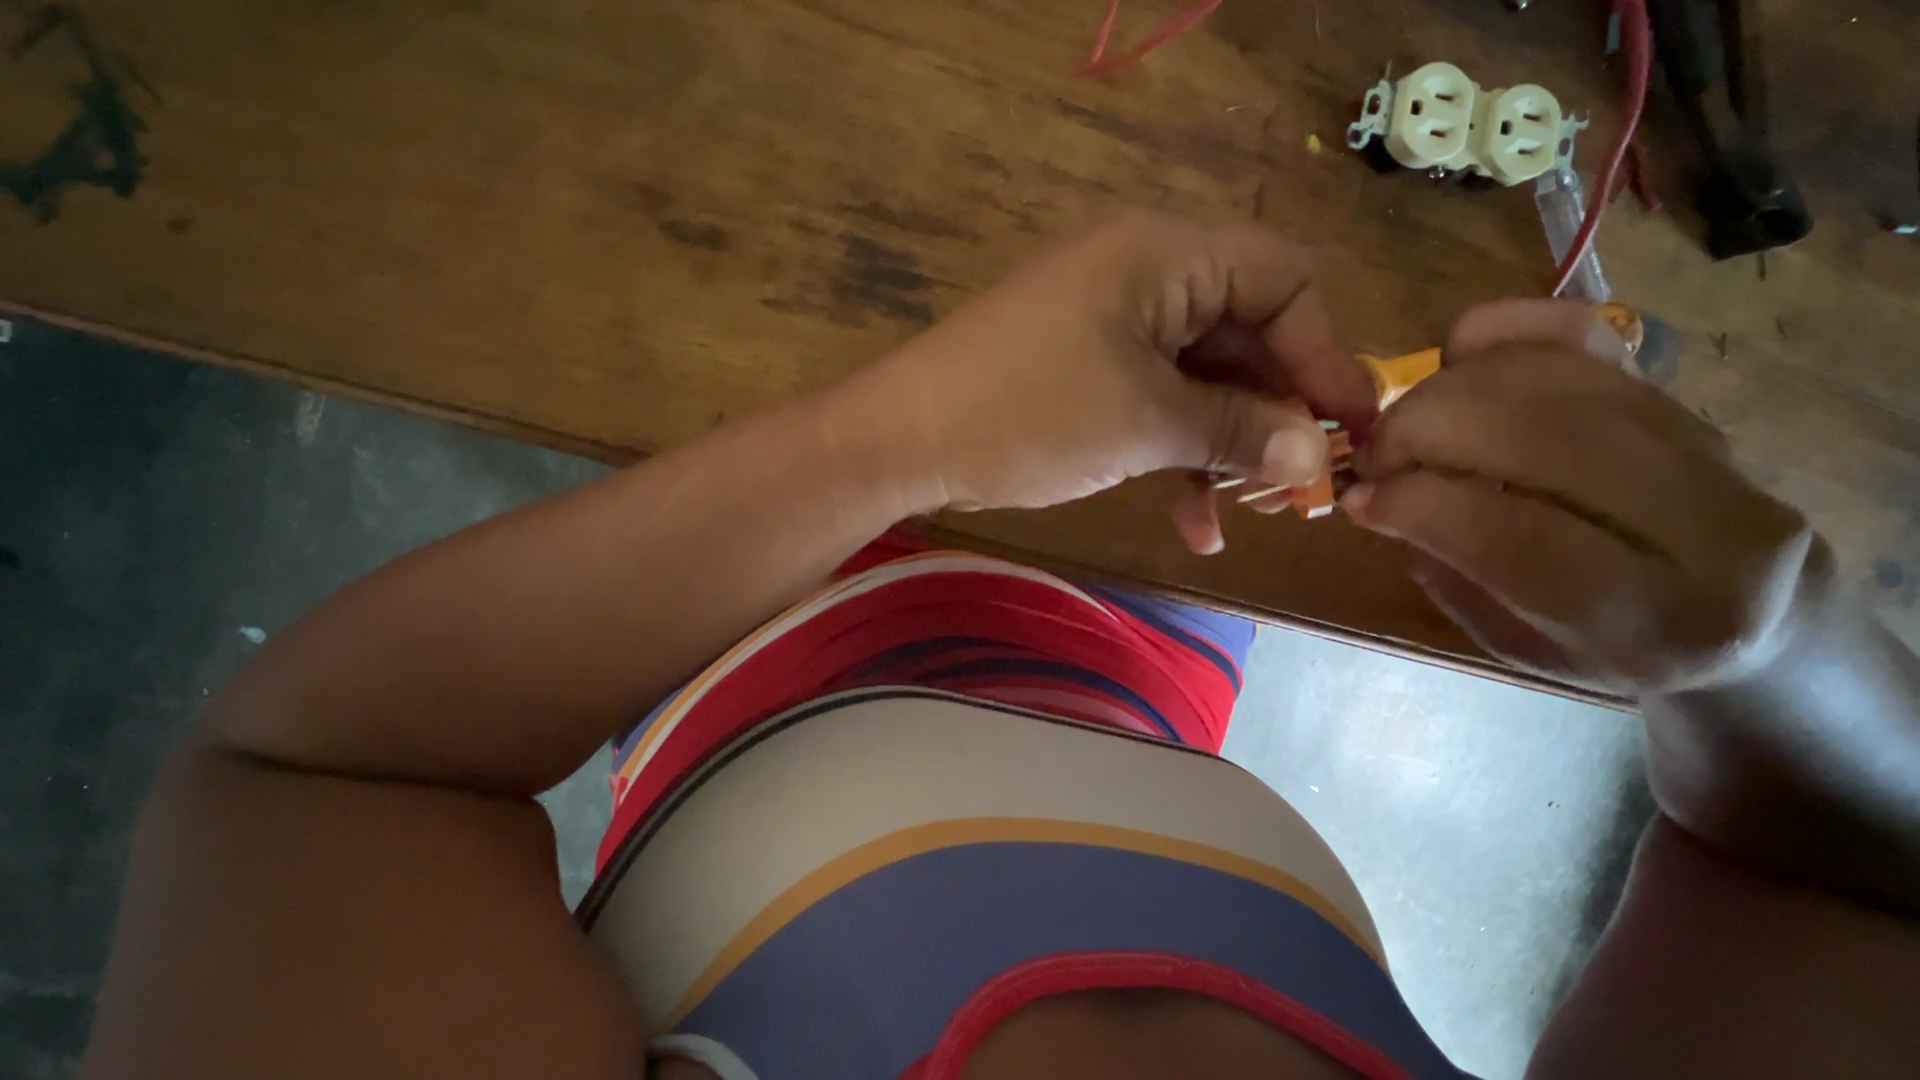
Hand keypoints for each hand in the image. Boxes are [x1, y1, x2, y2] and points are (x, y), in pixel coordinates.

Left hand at [838, 212, 1376, 552]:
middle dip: (1277, 414)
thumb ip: (1238, 429)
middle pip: (1246, 335)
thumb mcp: (1146, 422)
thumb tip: (1316, 453)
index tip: (1349, 433)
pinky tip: (1196, 528)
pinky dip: (1179, 458)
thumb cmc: (1029, 414)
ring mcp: (1112, 326)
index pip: (1285, 282)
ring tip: (1257, 515)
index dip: (1324, 356)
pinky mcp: (1086, 372)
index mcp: (1167, 254)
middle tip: (1304, 489)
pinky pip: (1155, 404)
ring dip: (1230, 447)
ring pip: (1202, 380)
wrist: (904, 440)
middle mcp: (1145, 276)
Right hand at [1343, 299, 1816, 694]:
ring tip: (1405, 427)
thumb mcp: (1516, 641)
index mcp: (1656, 619)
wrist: (1753, 612)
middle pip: (1539, 433)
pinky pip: (1580, 334)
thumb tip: (1372, 495)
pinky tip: (1453, 360)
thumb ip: (1447, 567)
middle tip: (1375, 457)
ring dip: (1444, 389)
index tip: (1360, 498)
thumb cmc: (1607, 648)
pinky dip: (1500, 333)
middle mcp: (1705, 522)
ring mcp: (1704, 442)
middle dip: (1423, 430)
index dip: (1422, 506)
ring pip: (1551, 375)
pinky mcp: (1682, 391)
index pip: (1522, 539)